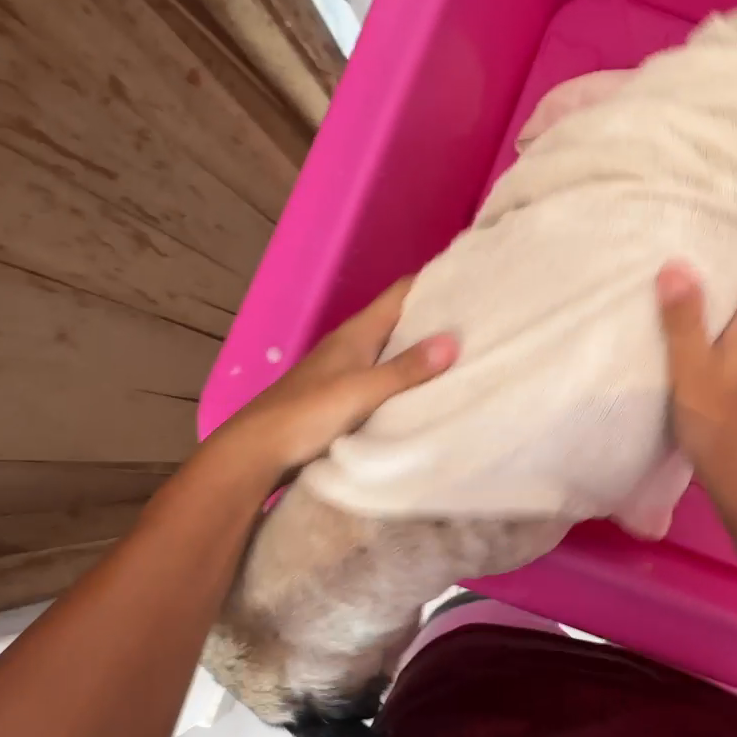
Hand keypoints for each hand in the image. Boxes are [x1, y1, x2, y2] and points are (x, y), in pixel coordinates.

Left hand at [209, 277, 456, 479]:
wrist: (256, 453)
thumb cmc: (306, 414)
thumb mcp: (361, 390)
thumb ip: (405, 369)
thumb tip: (453, 340)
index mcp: (355, 333)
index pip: (399, 293)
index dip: (432, 283)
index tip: (470, 283)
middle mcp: (352, 346)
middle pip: (400, 322)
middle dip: (436, 320)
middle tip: (480, 324)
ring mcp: (347, 372)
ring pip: (394, 352)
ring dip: (424, 353)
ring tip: (467, 356)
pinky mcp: (345, 399)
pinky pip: (387, 380)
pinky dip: (409, 380)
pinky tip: (430, 393)